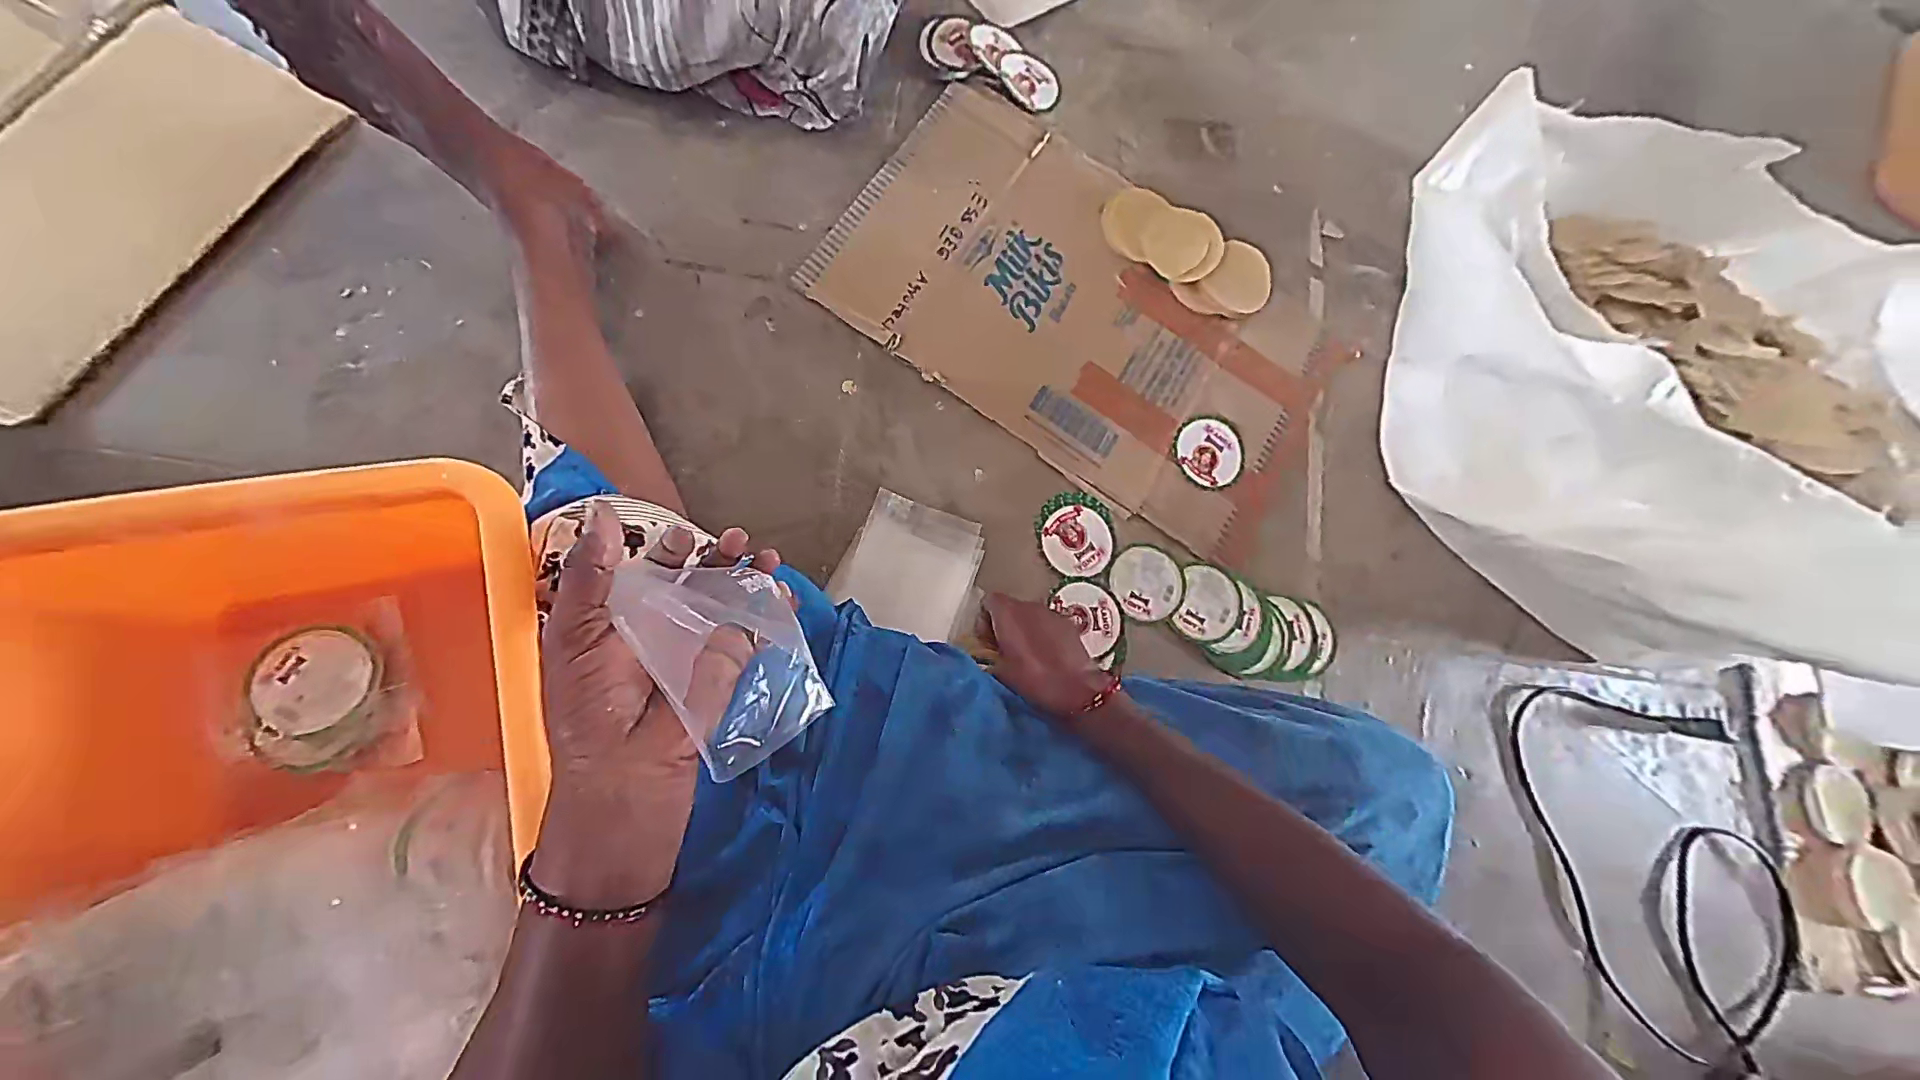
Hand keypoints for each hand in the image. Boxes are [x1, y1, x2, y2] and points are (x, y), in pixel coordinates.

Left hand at [533, 504, 780, 905]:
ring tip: (768, 565)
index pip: (615, 581)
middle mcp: (630, 652)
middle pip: (665, 590)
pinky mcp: (695, 692)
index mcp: (598, 649)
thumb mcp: (646, 731)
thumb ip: (691, 675)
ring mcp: (666, 672)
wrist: (620, 850)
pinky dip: (753, 626)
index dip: (645, 550)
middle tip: (736, 541)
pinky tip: (778, 609)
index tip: (680, 535)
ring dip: (735, 588)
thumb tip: (738, 626)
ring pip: (700, 614)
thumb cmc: (614, 792)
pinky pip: (725, 649)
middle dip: (703, 561)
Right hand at [979, 592, 1113, 719]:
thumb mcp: (1000, 672)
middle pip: (1010, 606)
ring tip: (1027, 654)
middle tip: (1004, 650)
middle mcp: (1030, 605)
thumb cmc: (1033, 680)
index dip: (984, 620)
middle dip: (1005, 625)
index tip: (987, 642)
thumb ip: (989, 655)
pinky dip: (1043, 633)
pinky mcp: (1069, 624)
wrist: (1076, 691)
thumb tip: (987, 653)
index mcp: (1008, 613)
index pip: (989, 601)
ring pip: (1030, 614)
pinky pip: (1048, 623)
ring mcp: (1052, 613)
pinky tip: (1047, 655)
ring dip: (1025, 629)